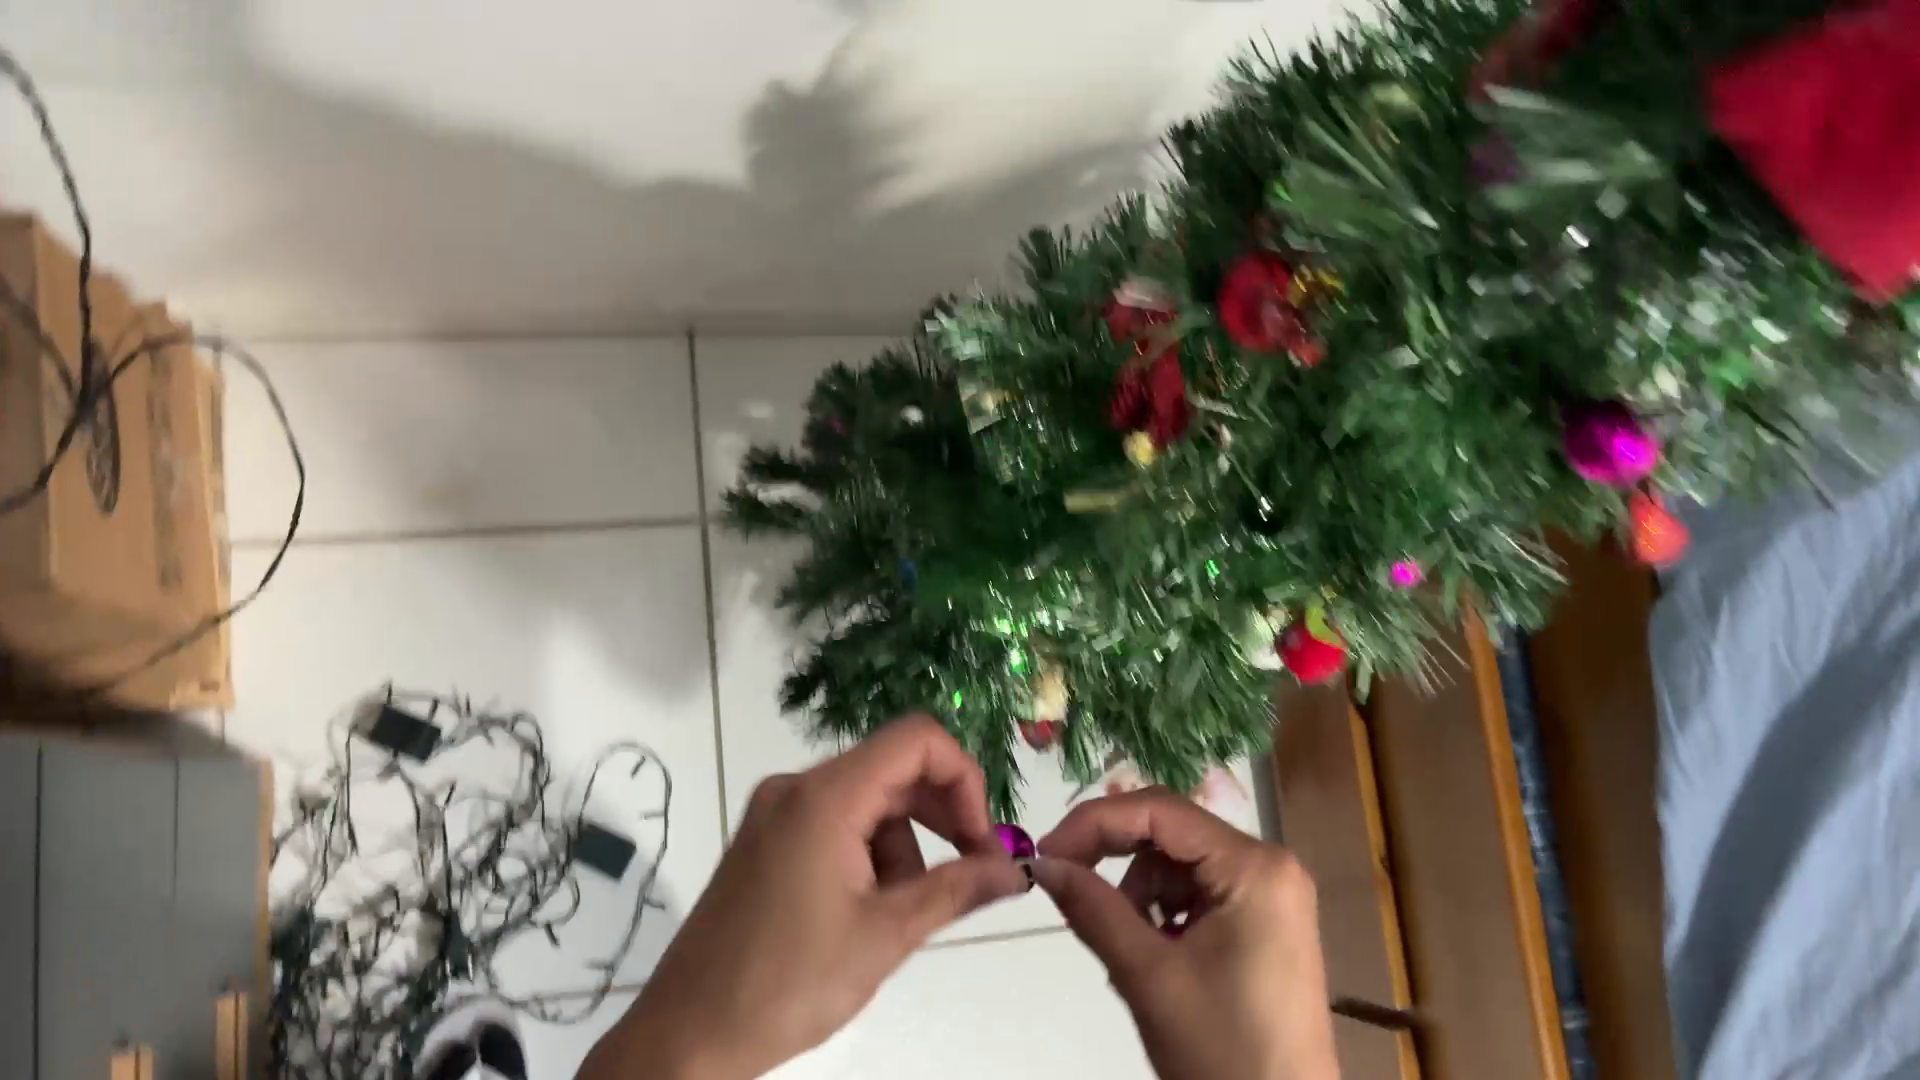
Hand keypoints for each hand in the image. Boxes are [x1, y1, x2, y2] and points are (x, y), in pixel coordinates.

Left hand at [581, 715, 1028, 1079]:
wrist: (685, 1037)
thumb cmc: (788, 984)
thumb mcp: (886, 936)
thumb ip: (958, 889)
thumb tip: (1017, 868)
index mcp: (825, 795)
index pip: (916, 740)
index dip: (963, 777)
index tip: (981, 839)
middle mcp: (798, 786)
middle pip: (893, 768)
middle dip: (941, 814)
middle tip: (972, 871)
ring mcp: (777, 810)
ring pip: (869, 799)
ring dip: (905, 843)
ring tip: (905, 911)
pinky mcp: (767, 837)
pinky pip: (838, 821)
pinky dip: (870, 851)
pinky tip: (869, 908)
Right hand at [1032, 788, 1339, 1079]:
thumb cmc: (1222, 1054)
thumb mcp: (1148, 976)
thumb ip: (1092, 908)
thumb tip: (1041, 864)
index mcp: (1254, 867)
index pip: (1159, 810)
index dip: (1095, 821)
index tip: (1047, 853)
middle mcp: (1268, 863)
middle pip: (1169, 830)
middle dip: (1113, 853)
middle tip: (1063, 880)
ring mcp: (1269, 891)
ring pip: (1177, 860)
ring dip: (1136, 889)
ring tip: (1122, 944)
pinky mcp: (1262, 918)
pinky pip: (1195, 889)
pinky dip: (1160, 909)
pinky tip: (1150, 951)